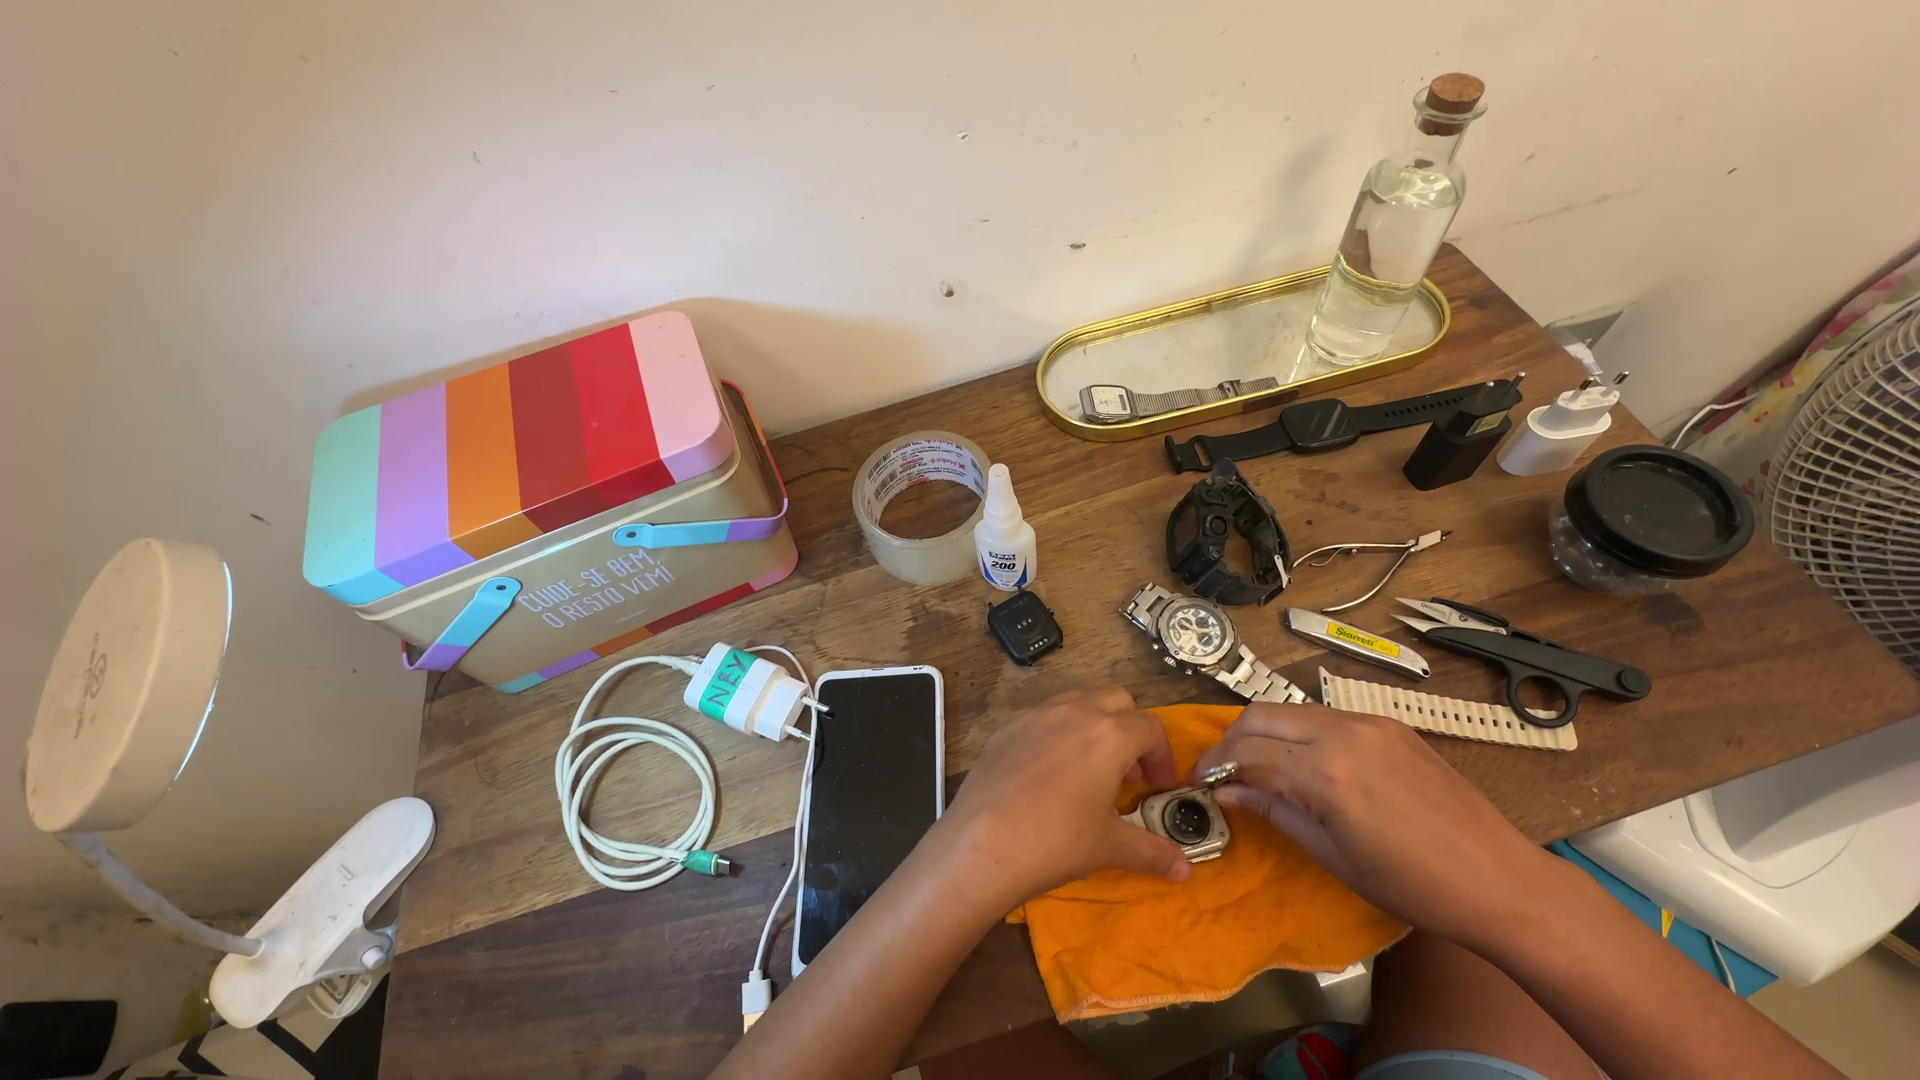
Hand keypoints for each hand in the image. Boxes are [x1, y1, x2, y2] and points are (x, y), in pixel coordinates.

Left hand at [932, 686, 1192, 913]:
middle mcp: (1073, 712)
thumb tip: (1185, 870)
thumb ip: (1152, 852)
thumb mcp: (1110, 847)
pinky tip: (1048, 774)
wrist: (982, 845)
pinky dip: (1057, 734)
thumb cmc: (1057, 842)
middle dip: (1130, 730)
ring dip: (1094, 726)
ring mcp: (1034, 716)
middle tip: (1128, 773)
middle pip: (1116, 701)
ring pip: (1076, 702)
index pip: (1150, 728)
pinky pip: (1042, 718)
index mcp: (1109, 734)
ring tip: (1089, 770)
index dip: (1162, 755)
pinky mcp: (1005, 728)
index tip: (1158, 786)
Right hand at [1191, 703, 1552, 947]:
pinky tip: (1309, 765)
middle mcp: (1344, 733)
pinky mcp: (1390, 724)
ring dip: (1267, 733)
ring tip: (1263, 769)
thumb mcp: (1332, 855)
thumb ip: (1274, 810)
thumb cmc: (1413, 885)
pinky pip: (1327, 718)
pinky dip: (1303, 733)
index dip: (1214, 765)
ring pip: (1293, 710)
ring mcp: (1370, 723)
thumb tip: (1228, 790)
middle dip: (1232, 740)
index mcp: (1326, 773)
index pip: (1246, 751)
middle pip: (1261, 714)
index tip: (1198, 782)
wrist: (1500, 879)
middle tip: (1225, 773)